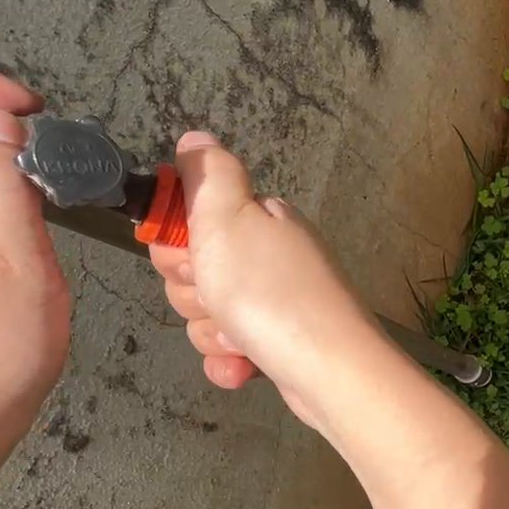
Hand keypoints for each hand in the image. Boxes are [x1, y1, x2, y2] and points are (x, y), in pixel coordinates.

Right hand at [146, 131, 389, 432]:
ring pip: (209, 315)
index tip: (190, 256)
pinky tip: (244, 366)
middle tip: (217, 297)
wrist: (330, 370)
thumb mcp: (231, 216)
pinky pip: (232, 352)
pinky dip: (231, 362)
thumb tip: (198, 138)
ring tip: (240, 338)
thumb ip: (210, 174)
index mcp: (266, 223)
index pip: (196, 219)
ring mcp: (283, 308)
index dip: (178, 241)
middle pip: (196, 270)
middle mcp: (277, 261)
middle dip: (192, 291)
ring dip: (212, 332)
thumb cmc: (271, 292)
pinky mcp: (283, 349)